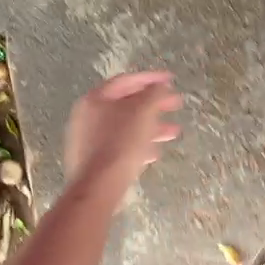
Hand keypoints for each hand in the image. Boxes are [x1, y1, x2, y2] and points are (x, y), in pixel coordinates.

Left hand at [63, 71, 182, 189]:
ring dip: (151, 126)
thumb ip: (154, 93)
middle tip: (176, 104)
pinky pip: (120, 145)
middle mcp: (87, 116)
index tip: (171, 80)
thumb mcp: (144, 111)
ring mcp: (88, 140)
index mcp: (95, 99)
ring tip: (173, 131)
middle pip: (127, 104)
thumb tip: (160, 87)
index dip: (151, 78)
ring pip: (126, 126)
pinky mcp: (94, 160)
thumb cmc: (121, 142)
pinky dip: (139, 144)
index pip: (126, 80)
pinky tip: (155, 152)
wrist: (99, 186)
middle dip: (154, 104)